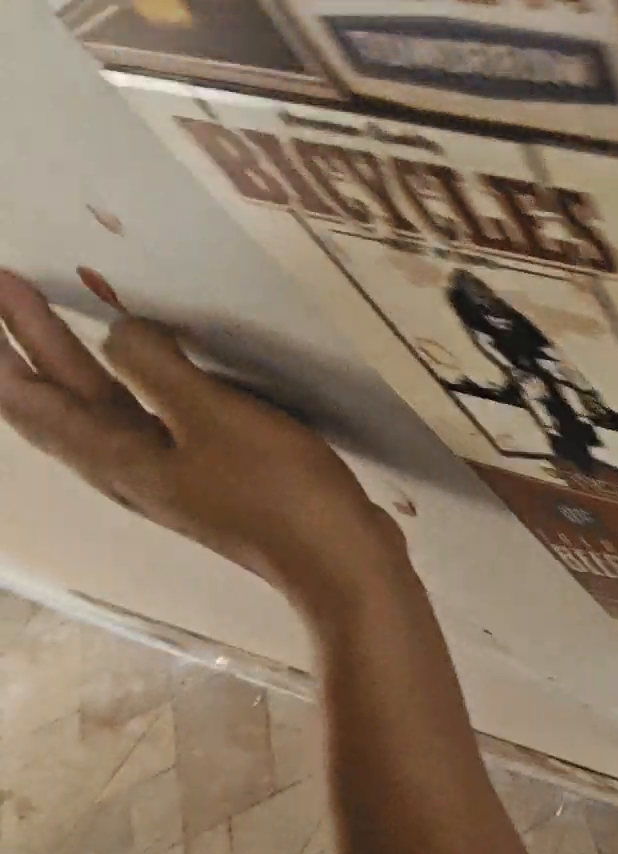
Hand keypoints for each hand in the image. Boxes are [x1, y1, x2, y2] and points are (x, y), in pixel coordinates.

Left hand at [0, 270, 405, 614]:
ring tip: (71, 329)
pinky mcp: (220, 484)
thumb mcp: (217, 418)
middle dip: (37, 343)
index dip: (4, 343)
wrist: (339, 558)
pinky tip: (164, 390)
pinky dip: (138, 395)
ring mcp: (177, 480)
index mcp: (113, 455)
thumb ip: (159, 368)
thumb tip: (124, 333)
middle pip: (63, 401)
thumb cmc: (278, 490)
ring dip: (83, 368)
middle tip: (14, 287)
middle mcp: (130, 470)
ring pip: (107, 416)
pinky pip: (156, 429)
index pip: (28, 394)